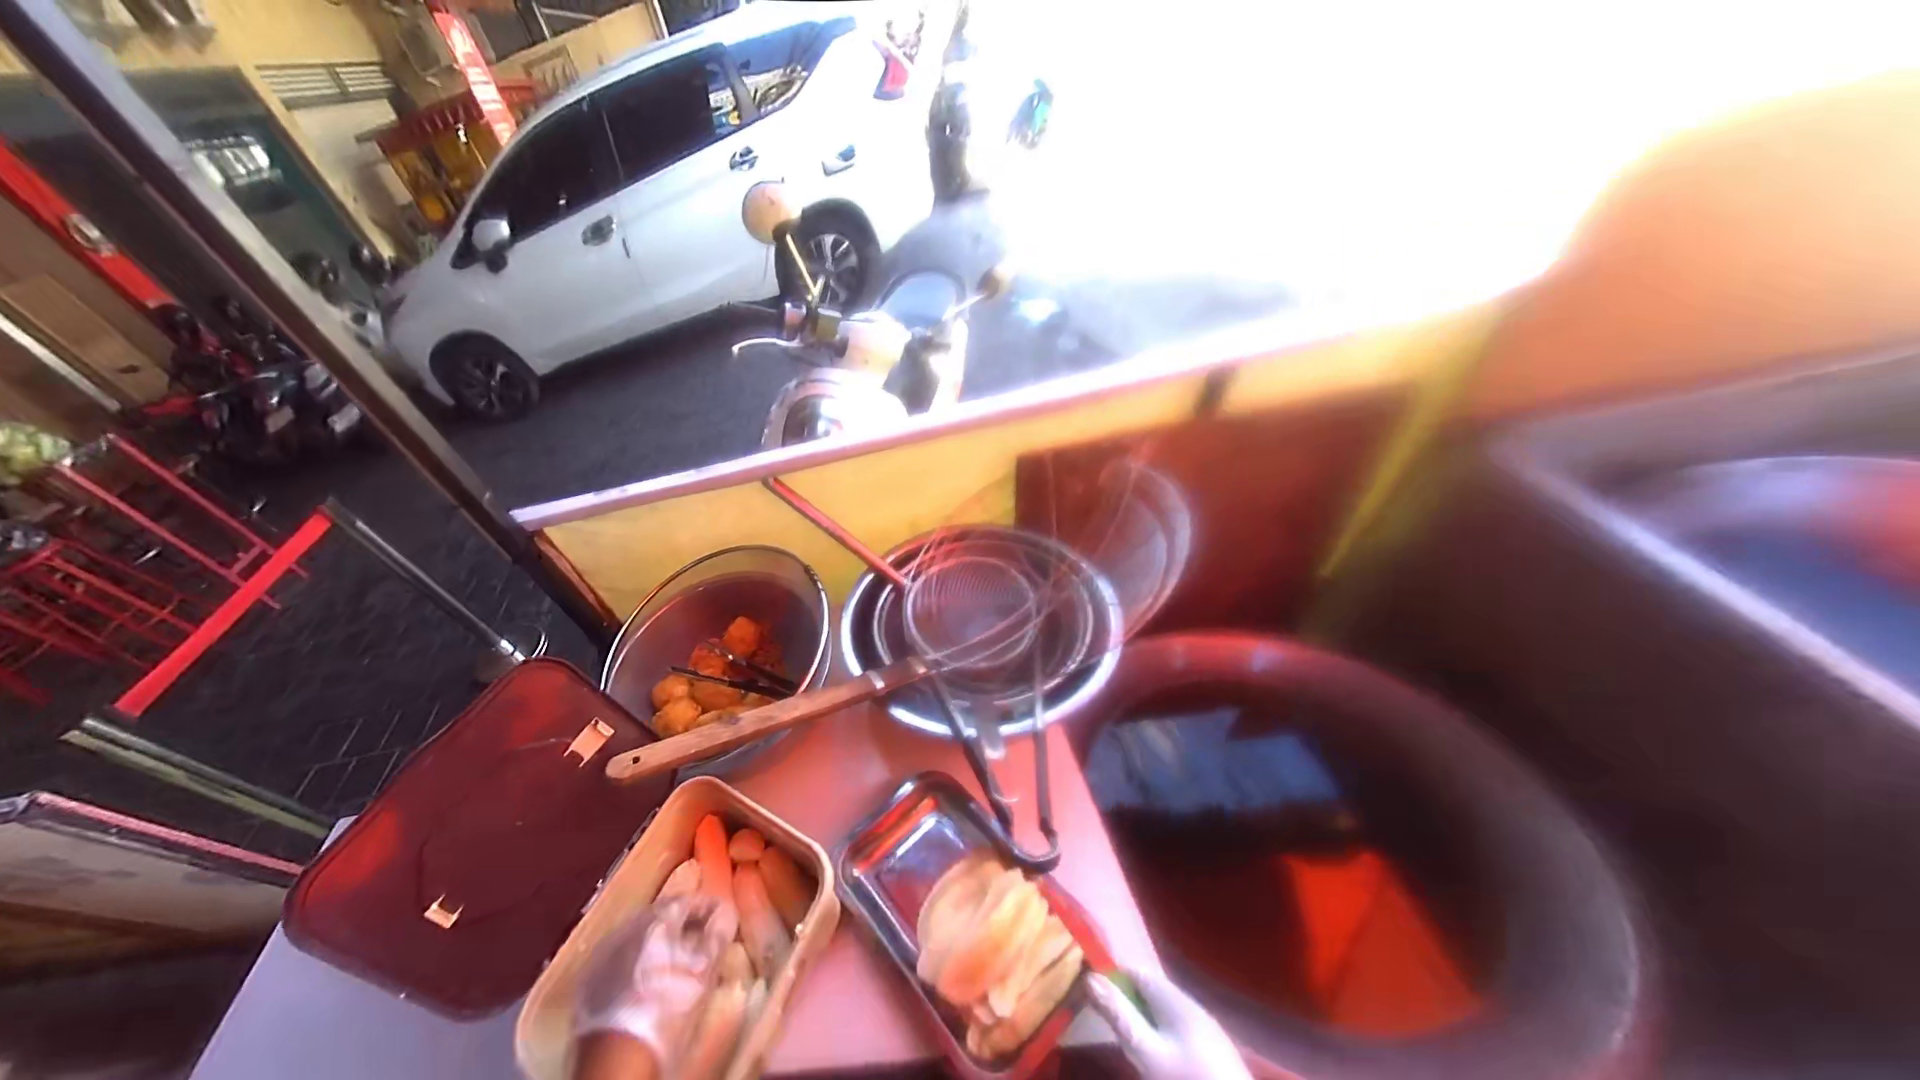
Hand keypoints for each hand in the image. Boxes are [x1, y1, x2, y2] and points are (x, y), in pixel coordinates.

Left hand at [574, 894, 738, 1068]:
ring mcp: (603, 956)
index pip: (686, 900)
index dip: (706, 907)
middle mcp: (626, 930)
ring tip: (675, 962)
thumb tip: (725, 910)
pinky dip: (636, 963)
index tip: (720, 917)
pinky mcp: (588, 984)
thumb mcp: (704, 974)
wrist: (617, 1063)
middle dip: (681, 924)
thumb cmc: (669, 1013)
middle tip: (700, 939)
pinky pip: (619, 960)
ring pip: (638, 937)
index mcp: (656, 922)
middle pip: (660, 916)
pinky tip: (646, 983)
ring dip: (657, 943)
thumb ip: (716, 936)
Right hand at [1086, 969, 1251, 1079]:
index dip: (1111, 978)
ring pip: (1164, 1012)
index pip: (1135, 971)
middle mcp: (1190, 1004)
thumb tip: (1090, 976)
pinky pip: (1178, 1030)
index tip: (1090, 995)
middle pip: (1150, 991)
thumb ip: (1119, 1015)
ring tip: (1127, 1045)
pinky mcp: (1215, 1050)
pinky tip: (1158, 1060)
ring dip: (1143, 1020)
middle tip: (1106, 1025)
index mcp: (1174, 998)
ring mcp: (1206, 1027)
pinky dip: (1161, 1035)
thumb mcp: (1146, 1052)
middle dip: (1126, 1001)